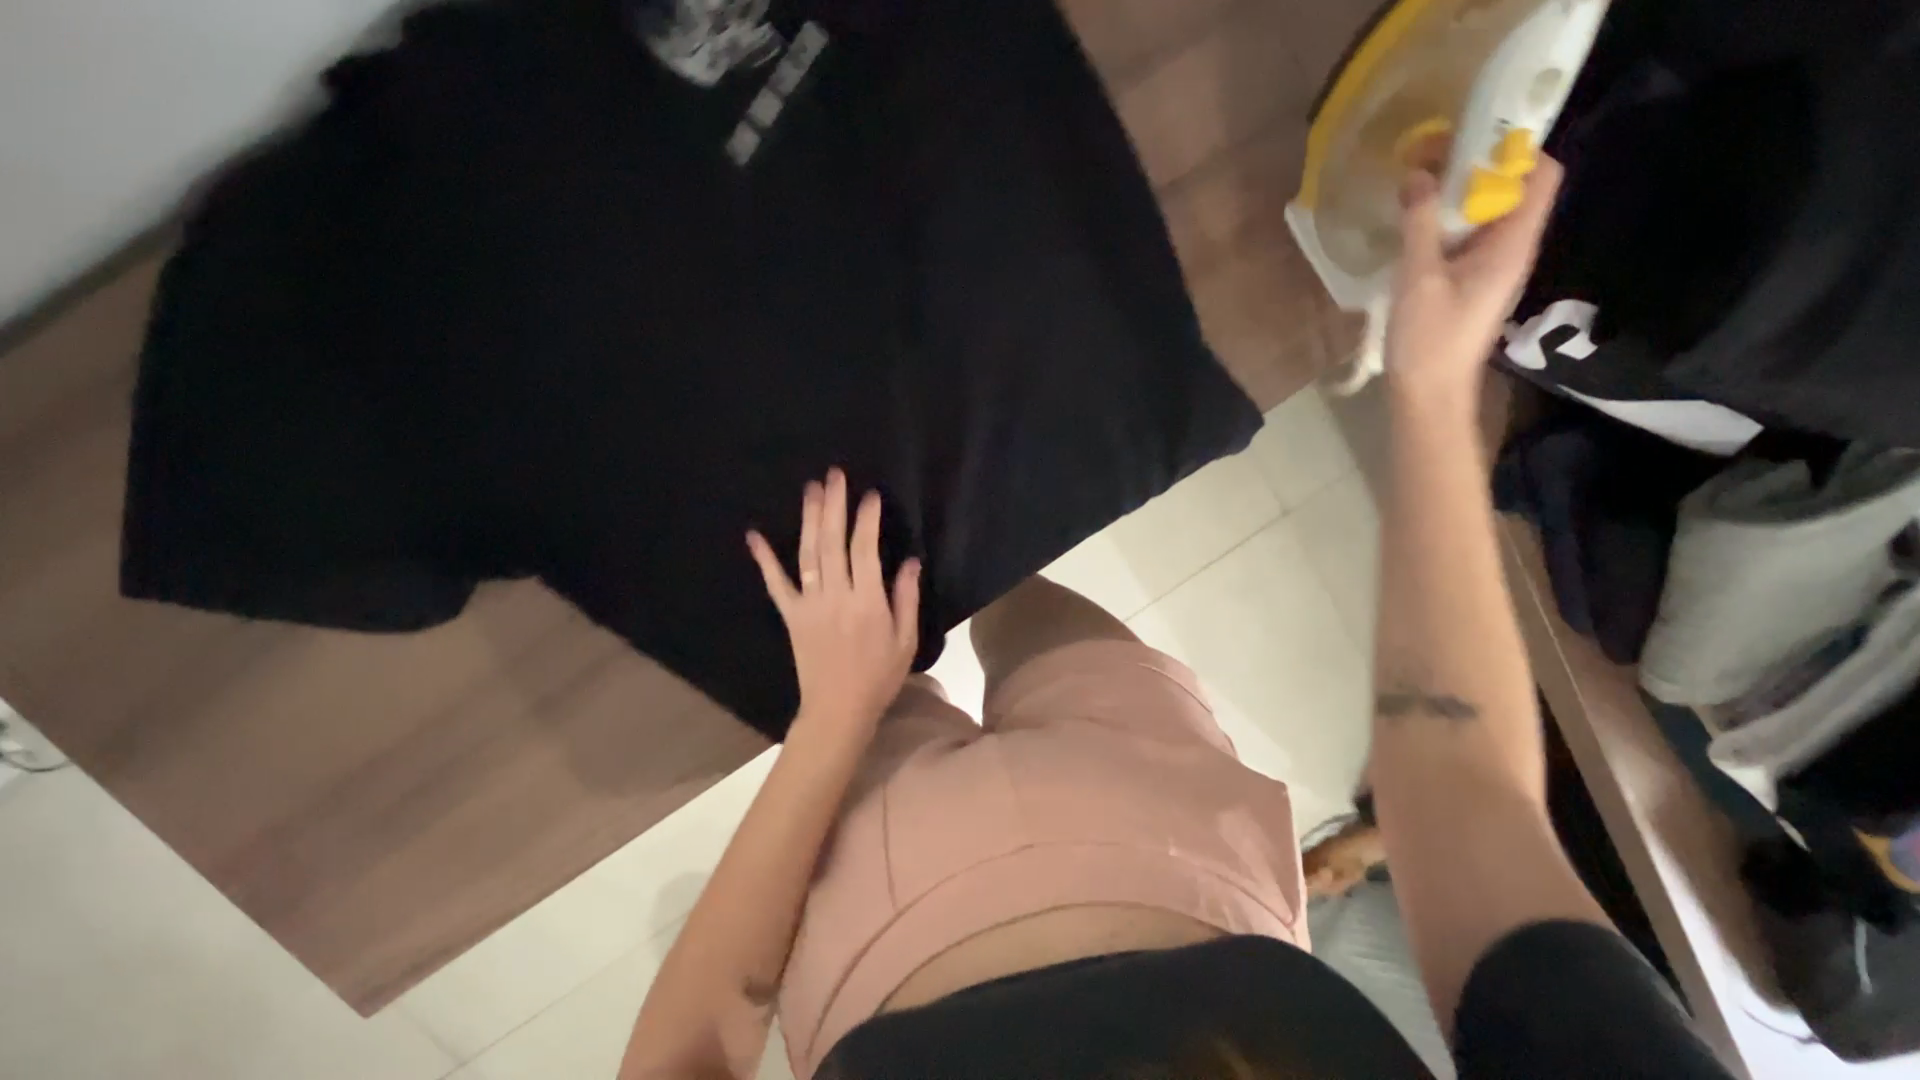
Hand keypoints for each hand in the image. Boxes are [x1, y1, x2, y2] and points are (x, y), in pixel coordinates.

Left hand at [746, 469, 921, 738]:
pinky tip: (754, 535)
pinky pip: (776, 584)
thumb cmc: (879, 677)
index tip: (870, 495)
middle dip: (834, 505)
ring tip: (811, 489)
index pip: (866, 549)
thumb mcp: (905, 641)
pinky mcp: (791, 615)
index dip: (867, 519)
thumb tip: (911, 561)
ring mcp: (809, 604)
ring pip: (807, 554)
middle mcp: (836, 596)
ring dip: (808, 519)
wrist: (837, 710)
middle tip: (834, 475)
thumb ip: (907, 599)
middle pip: (832, 542)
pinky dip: (764, 559)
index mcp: (868, 602)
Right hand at [1387, 154, 1563, 405]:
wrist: (1429, 394)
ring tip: (1417, 182)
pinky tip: (1416, 222)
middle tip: (1430, 155)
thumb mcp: (1419, 277)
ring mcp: (1492, 267)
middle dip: (1476, 165)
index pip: (1541, 175)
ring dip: (1458, 192)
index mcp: (1513, 244)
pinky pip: (1469, 236)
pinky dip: (1448, 220)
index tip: (1471, 137)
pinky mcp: (1472, 282)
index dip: (1515, 148)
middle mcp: (1512, 250)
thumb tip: (1417, 174)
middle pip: (1513, 188)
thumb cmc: (1430, 338)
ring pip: (1488, 212)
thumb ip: (1420, 222)